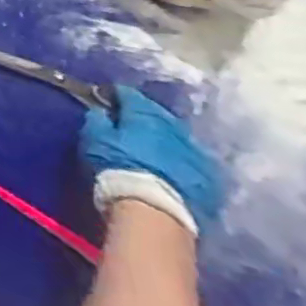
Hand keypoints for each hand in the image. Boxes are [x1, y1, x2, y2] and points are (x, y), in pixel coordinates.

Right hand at [81, 85, 223, 236]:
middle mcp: (176, 129)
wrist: (155, 211)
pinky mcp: (211, 180)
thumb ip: (97, 120)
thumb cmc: (117, 168)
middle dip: (144, 116)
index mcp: (146, 116)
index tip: (105, 98)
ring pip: (179, 138)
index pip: (130, 95)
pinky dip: (180, 159)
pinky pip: (193, 161)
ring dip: (165, 138)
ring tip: (151, 146)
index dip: (116, 95)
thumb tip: (101, 110)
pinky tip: (171, 167)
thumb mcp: (94, 139)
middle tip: (129, 122)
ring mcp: (197, 155)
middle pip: (158, 115)